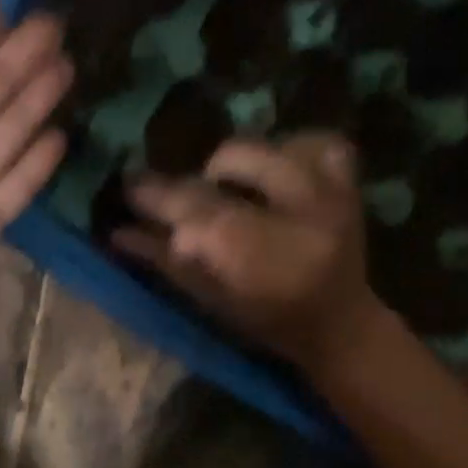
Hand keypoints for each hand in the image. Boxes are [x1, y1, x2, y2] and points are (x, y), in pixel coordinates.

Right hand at [111, 134, 385, 372]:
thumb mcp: (212, 303)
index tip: (130, 191)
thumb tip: (119, 232)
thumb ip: (167, 263)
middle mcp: (305, 214)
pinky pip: (314, 141)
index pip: (202, 212)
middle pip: (234, 165)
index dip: (160, 200)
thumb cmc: (265, 325)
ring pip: (270, 147)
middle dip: (197, 181)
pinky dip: (287, 150)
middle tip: (183, 203)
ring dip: (237, 166)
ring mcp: (332, 193)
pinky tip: (272, 174)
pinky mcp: (348, 182)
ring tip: (230, 194)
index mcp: (269, 259)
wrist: (340, 326)